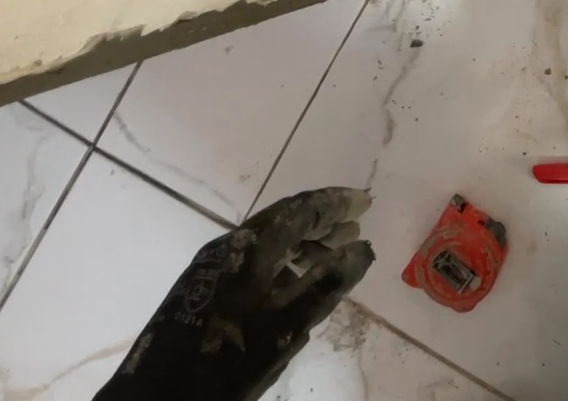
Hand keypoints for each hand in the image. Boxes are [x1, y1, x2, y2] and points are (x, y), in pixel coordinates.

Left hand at [96, 188, 374, 400]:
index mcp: (250, 247)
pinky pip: (254, 259)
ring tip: (335, 251)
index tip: (365, 204)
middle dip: (323, 221)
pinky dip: (283, 260)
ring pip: (269, 240)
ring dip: (304, 242)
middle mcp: (229, 246)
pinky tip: (298, 281)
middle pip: (285, 220)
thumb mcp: (287, 327)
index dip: (337, 204)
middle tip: (356, 225)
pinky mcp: (202, 288)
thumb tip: (363, 249)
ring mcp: (211, 267)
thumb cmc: (226, 363)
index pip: (303, 210)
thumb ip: (329, 283)